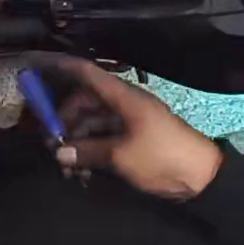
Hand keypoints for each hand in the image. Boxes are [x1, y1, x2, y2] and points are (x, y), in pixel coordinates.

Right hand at [46, 57, 221, 200]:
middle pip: (86, 102)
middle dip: (66, 120)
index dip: (65, 68)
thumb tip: (59, 152)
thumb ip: (87, 151)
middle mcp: (124, 104)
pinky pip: (104, 138)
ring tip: (67, 165)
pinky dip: (91, 150)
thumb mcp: (121, 155)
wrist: (201, 177)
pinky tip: (82, 170)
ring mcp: (129, 122)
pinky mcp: (133, 140)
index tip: (42, 67)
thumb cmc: (161, 156)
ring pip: (93, 123)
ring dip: (78, 140)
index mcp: (124, 97)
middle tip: (52, 141)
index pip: (90, 74)